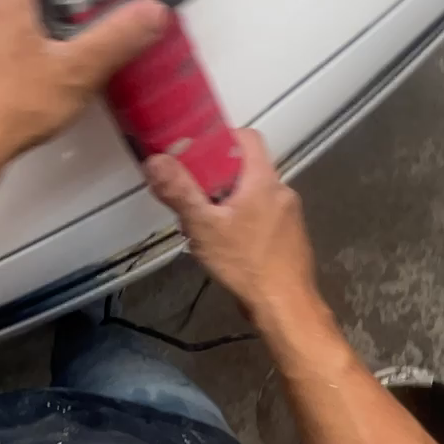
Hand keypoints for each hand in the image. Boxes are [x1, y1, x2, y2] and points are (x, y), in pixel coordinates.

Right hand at [144, 129, 320, 323]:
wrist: (284, 306)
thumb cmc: (246, 263)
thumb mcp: (203, 226)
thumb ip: (179, 191)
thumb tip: (155, 160)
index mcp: (263, 180)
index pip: (247, 137)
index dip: (221, 138)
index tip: (196, 152)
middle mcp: (281, 191)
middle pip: (246, 168)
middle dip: (215, 178)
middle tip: (190, 195)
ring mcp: (288, 215)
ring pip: (252, 195)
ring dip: (227, 204)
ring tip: (202, 225)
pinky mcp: (288, 237)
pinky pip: (260, 217)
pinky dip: (241, 222)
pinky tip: (224, 246)